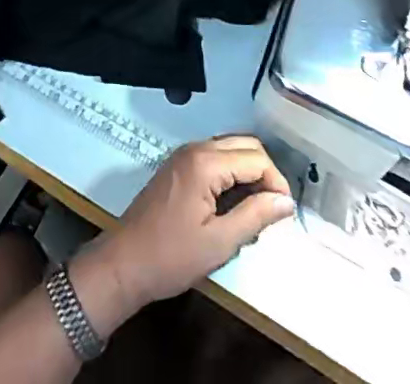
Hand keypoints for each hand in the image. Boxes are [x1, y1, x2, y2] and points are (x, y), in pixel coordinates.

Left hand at [74, 136, 295, 314]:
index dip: (276, 183)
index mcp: (205, 163)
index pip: (256, 158)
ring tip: (254, 211)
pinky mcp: (177, 167)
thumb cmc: (171, 257)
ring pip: (230, 149)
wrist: (123, 264)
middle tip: (272, 210)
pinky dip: (230, 175)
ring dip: (248, 173)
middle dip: (264, 173)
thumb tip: (286, 201)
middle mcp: (195, 149)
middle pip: (245, 145)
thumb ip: (255, 216)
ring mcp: (183, 156)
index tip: (283, 213)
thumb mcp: (220, 242)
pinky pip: (214, 158)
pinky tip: (232, 206)